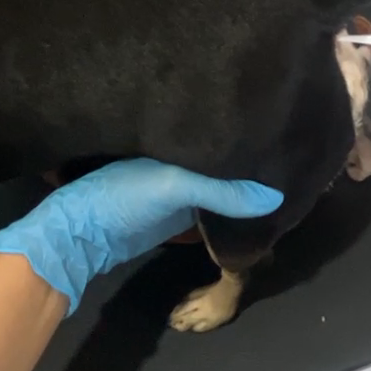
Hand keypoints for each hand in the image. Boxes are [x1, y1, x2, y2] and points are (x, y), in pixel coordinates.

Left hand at [0, 159, 282, 312]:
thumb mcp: (176, 186)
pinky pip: (213, 206)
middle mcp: (183, 156)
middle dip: (250, 159)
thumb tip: (276, 198)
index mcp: (178, 136)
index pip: (223, 129)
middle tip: (290, 159)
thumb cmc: (123, 197)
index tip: (285, 132)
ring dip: (243, 185)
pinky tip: (255, 206)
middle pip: (225, 157)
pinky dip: (230, 207)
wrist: (80, 241)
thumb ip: (223, 191)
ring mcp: (181, 186)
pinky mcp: (179, 212)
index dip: (250, 132)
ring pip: (221, 182)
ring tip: (283, 179)